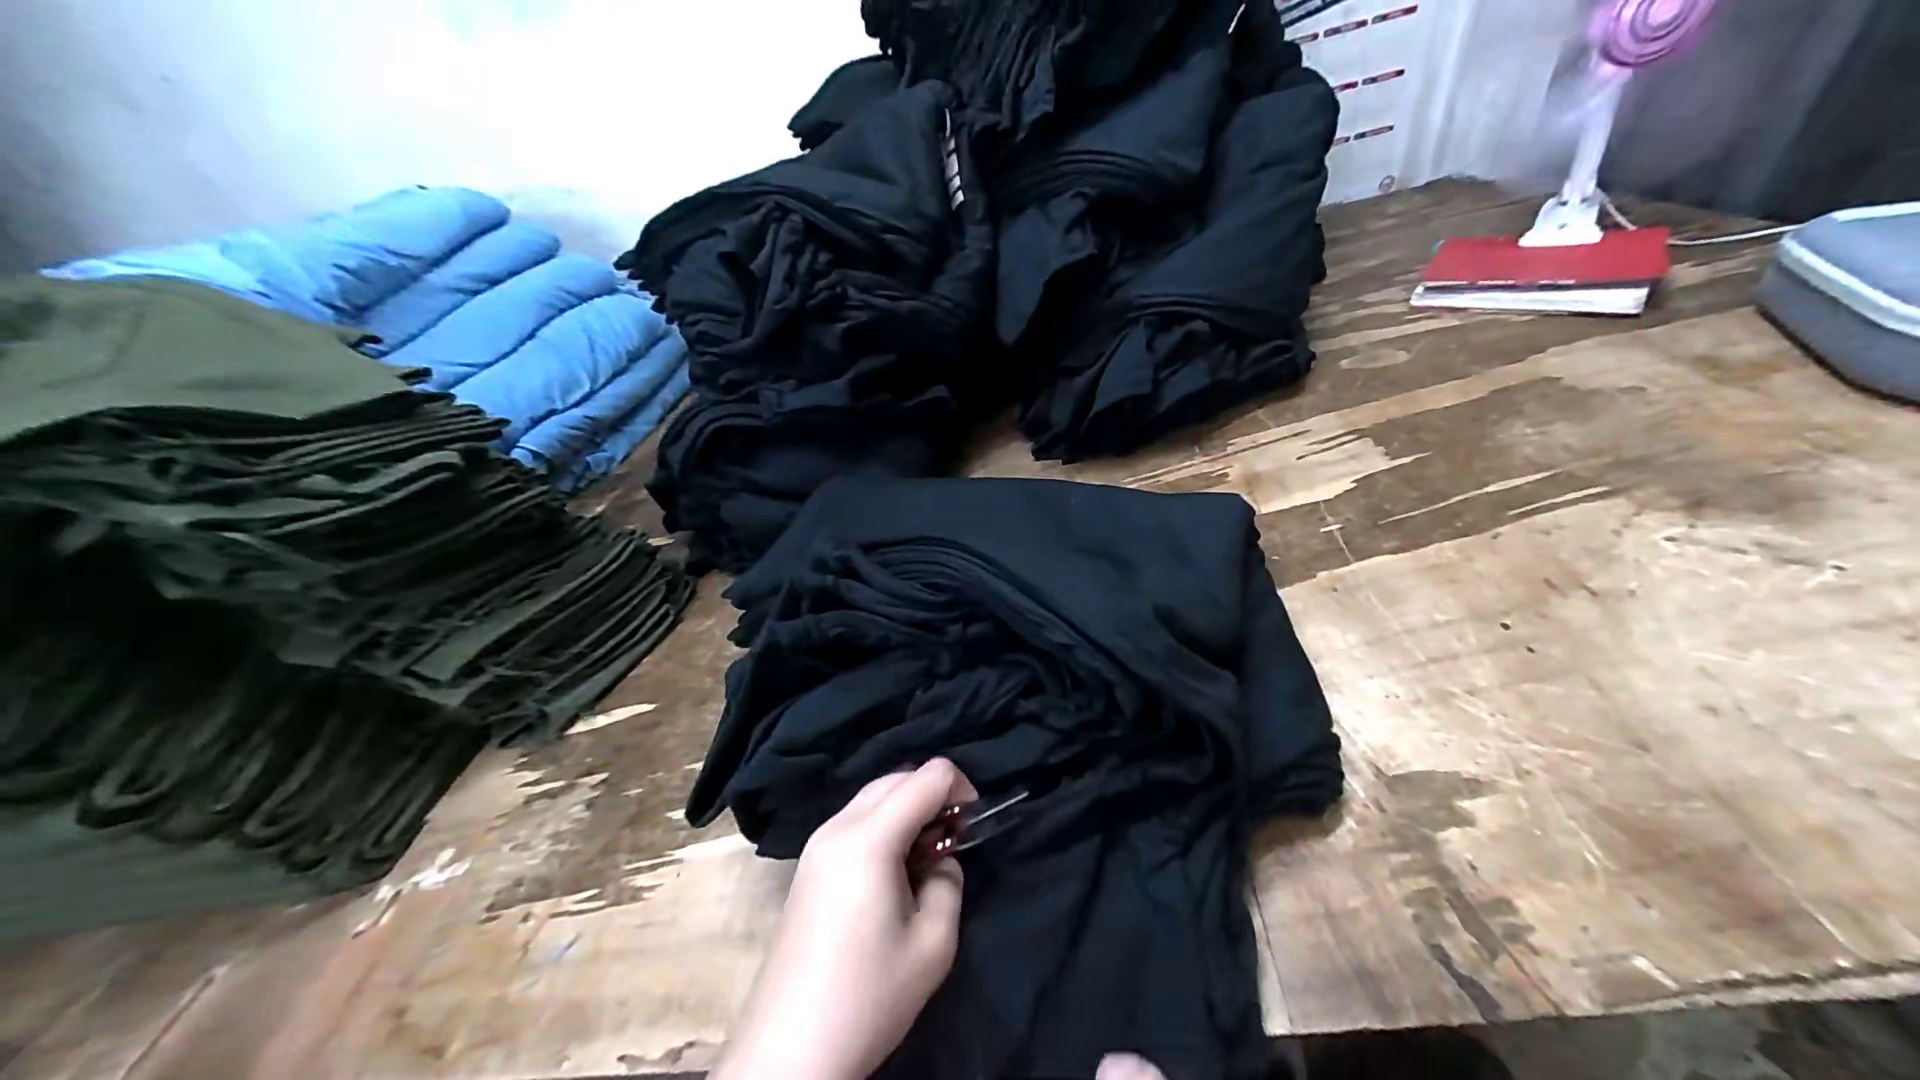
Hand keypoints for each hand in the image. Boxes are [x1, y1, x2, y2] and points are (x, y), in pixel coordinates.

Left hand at [713, 759, 977, 1079]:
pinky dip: (884, 825)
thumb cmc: (867, 997)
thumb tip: (940, 860)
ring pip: (873, 796)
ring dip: (907, 808)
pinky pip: (855, 820)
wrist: (789, 1048)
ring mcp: (816, 844)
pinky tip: (894, 870)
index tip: (973, 825)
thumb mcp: (933, 945)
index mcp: (868, 838)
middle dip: (933, 794)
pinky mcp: (808, 866)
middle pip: (896, 778)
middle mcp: (837, 827)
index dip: (961, 788)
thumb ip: (949, 883)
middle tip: (954, 839)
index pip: (926, 776)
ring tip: (926, 857)